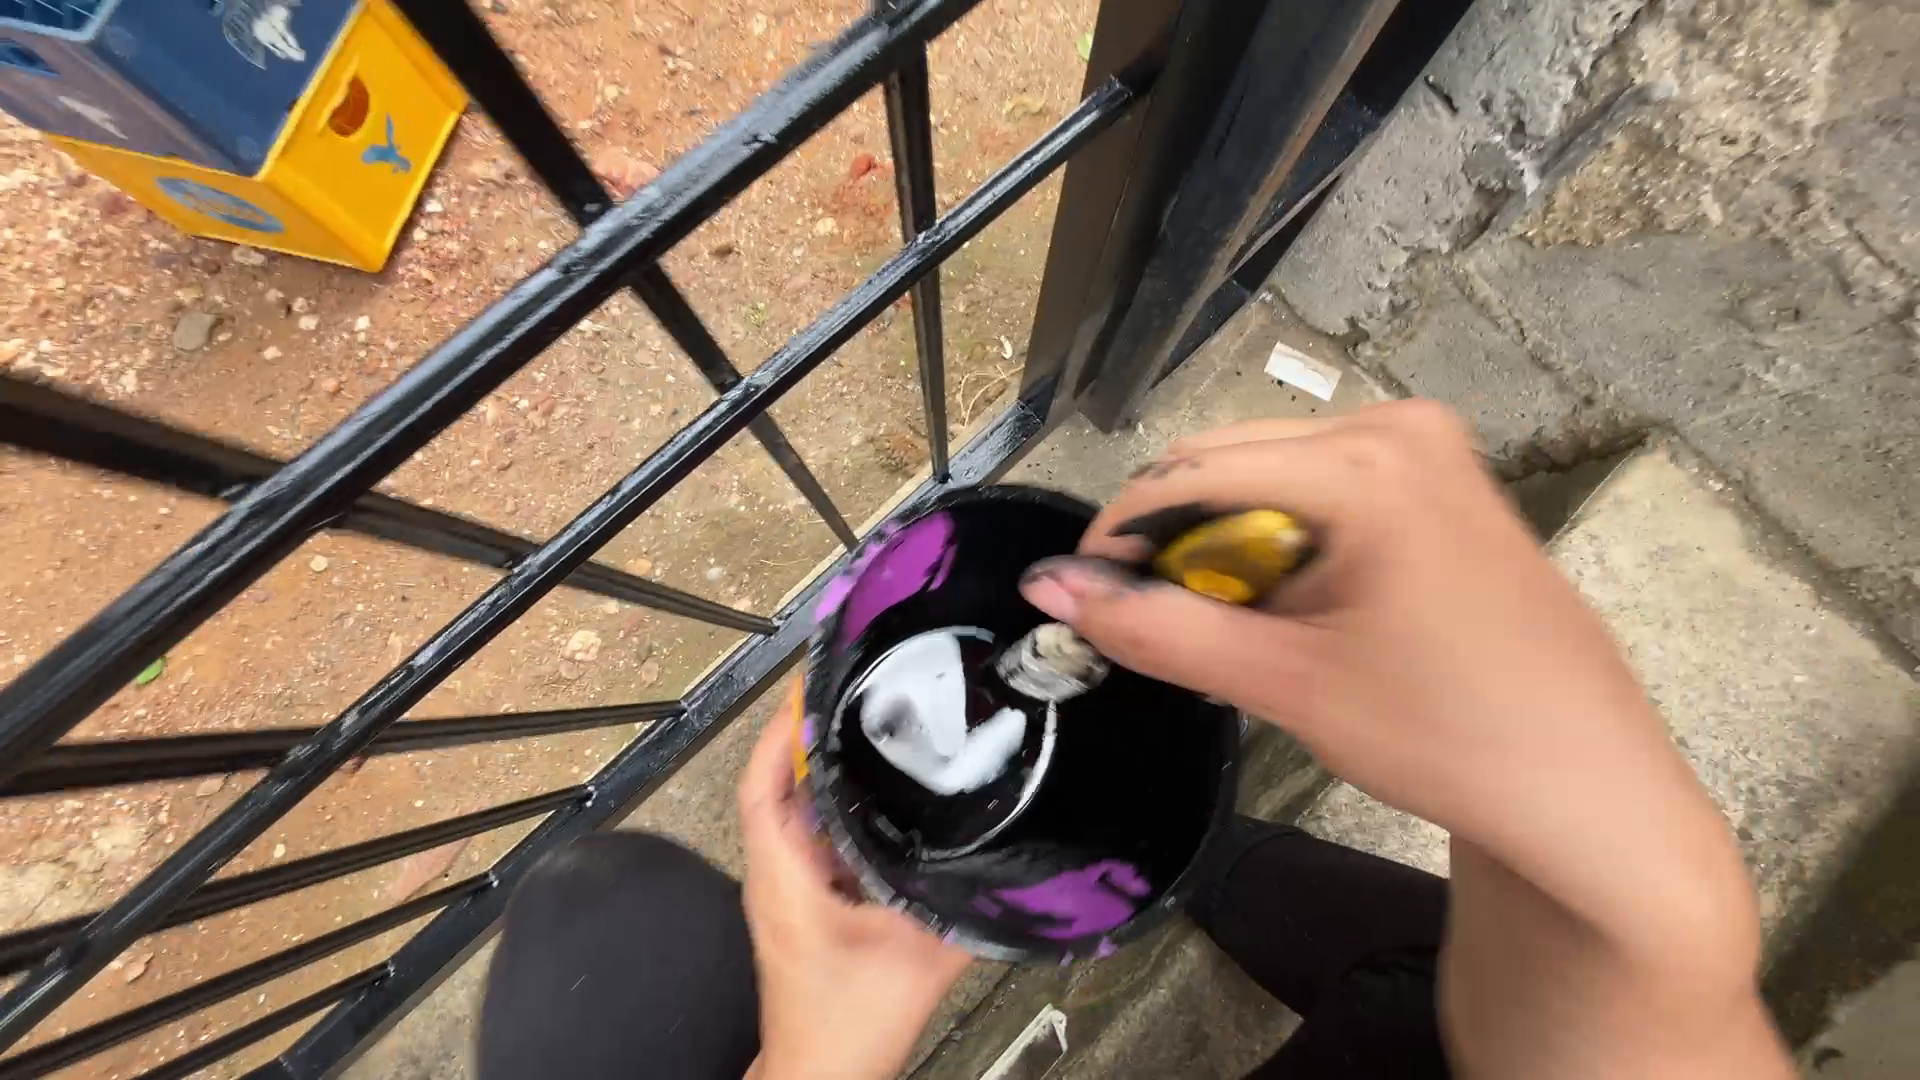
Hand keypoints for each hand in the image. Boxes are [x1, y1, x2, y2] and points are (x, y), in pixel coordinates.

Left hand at [738, 685, 971, 1079]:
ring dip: (823, 764)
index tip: (808, 688)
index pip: (761, 788)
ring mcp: (788, 884)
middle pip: (778, 785)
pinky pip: (814, 830)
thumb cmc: (851, 1022)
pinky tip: (881, 787)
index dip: (777, 735)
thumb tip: (1001, 848)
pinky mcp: (804, 895)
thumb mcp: (914, 956)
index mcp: (785, 877)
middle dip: (807, 733)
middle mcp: (777, 871)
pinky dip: (838, 800)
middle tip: (855, 689)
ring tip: (872, 723)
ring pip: (797, 807)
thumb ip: (954, 900)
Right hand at [1017, 403, 1754, 974]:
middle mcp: (1394, 427)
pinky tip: (1278, 597)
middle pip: (1224, 462)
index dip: (1119, 531)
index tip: (1085, 591)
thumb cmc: (1442, 736)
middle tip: (1153, 615)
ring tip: (1219, 618)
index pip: (1190, 472)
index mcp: (1367, 463)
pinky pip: (1306, 485)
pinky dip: (1265, 537)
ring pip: (1260, 473)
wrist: (1587, 791)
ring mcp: (1422, 447)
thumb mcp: (1280, 681)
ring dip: (1215, 539)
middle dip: (1169, 537)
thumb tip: (1047, 587)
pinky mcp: (1432, 478)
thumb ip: (1154, 627)